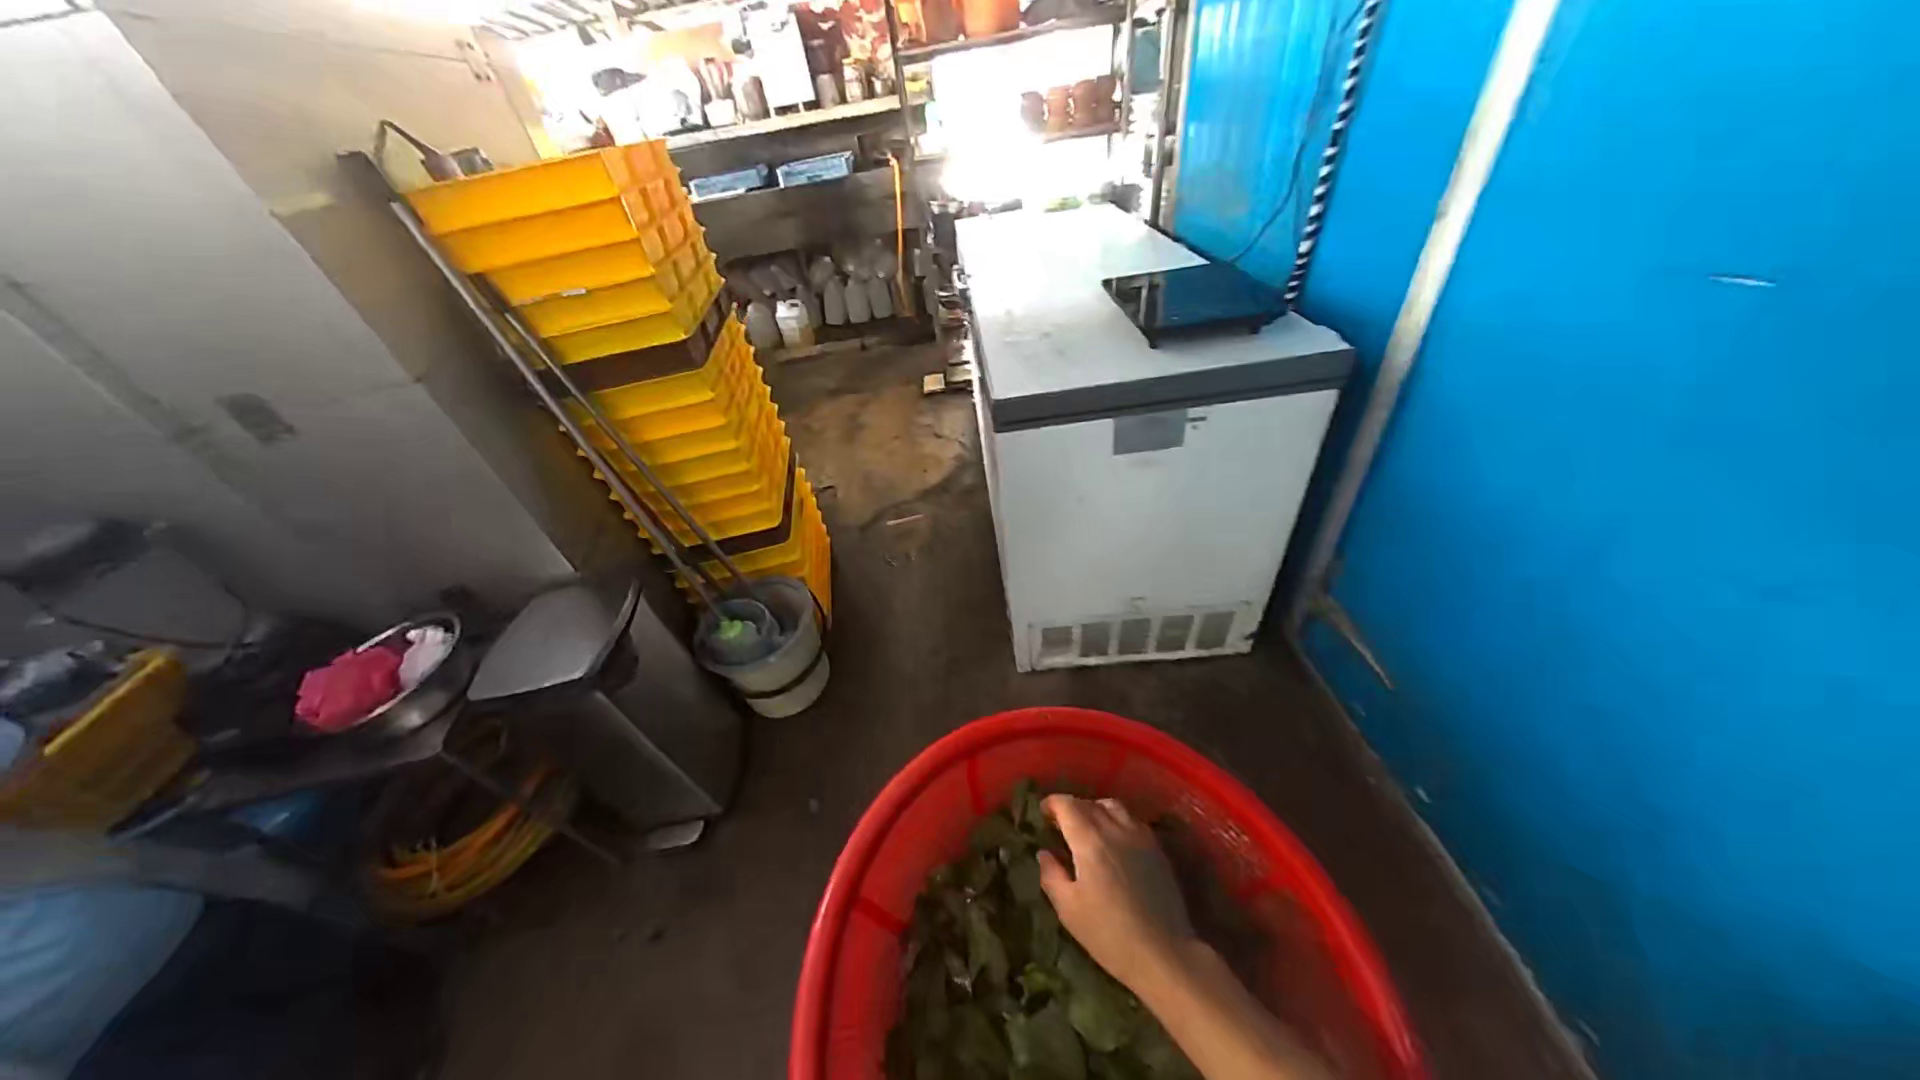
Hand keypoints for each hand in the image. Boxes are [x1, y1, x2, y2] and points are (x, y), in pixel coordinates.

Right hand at [1037, 794, 1194, 989]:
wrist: (1163, 952)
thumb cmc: (1109, 934)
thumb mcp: (1069, 909)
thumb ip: (1052, 875)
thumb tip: (1044, 853)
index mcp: (1090, 841)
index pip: (1067, 805)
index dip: (1052, 803)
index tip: (1043, 813)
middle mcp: (1115, 829)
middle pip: (1089, 803)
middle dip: (1070, 808)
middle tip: (1060, 825)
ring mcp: (1140, 836)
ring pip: (1113, 806)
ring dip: (1095, 810)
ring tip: (1087, 828)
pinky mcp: (1157, 848)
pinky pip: (1132, 820)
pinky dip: (1116, 820)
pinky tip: (1114, 841)